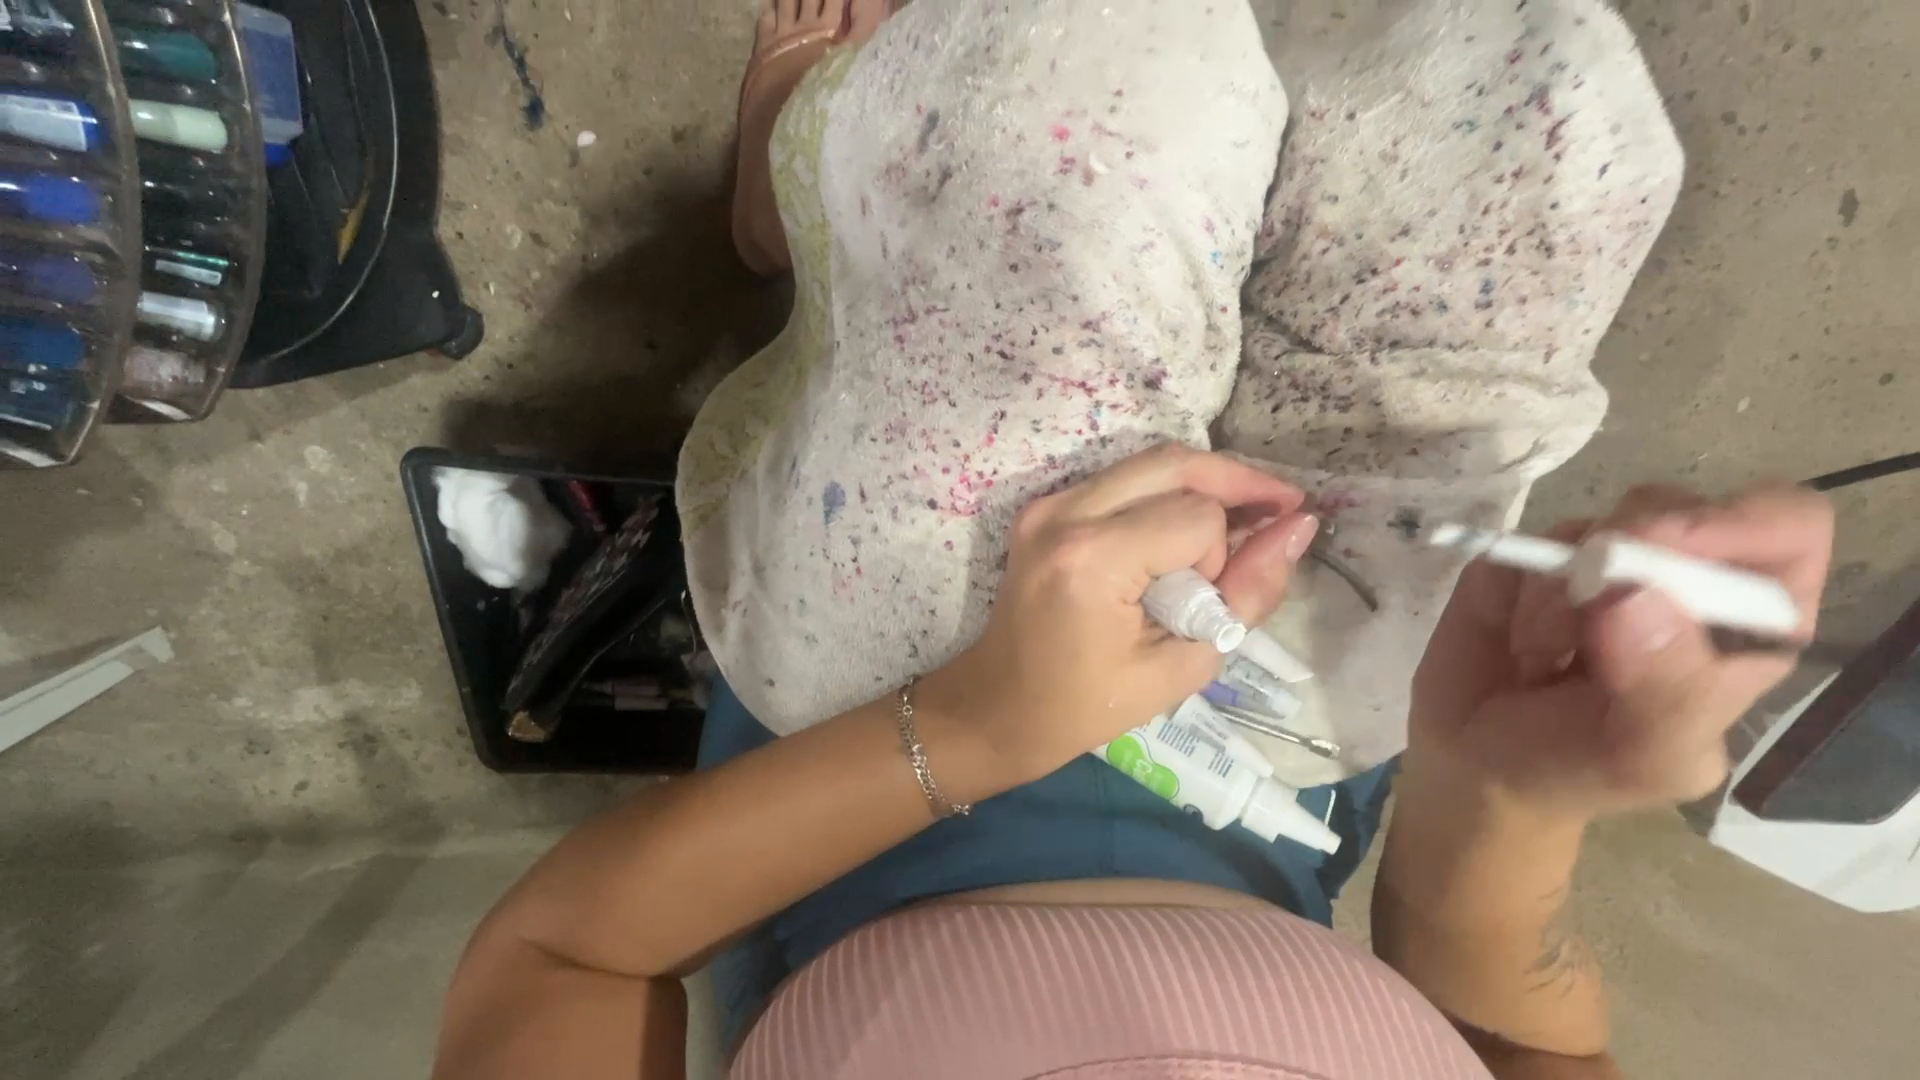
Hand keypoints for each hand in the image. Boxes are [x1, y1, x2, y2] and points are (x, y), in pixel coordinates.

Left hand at [918, 443, 1317, 785]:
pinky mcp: (1042, 507)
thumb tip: (1299, 528)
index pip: (1196, 514)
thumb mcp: (1182, 664)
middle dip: (1234, 484)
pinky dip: (1161, 494)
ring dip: (1200, 487)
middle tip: (1275, 515)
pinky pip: (1120, 479)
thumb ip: (1248, 594)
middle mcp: (1064, 513)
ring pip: (1149, 462)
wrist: (999, 705)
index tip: (1208, 596)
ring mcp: (1047, 504)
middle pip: (1175, 462)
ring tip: (1232, 530)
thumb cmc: (1088, 704)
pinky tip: (1180, 531)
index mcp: (1093, 559)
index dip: (1221, 551)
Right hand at [1410, 484, 1834, 819]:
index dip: (1731, 523)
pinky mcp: (1521, 562)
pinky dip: (1507, 592)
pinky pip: (1517, 546)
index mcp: (1743, 624)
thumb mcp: (1643, 755)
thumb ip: (1664, 688)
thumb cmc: (1576, 769)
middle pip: (1671, 509)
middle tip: (1584, 619)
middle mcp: (1677, 582)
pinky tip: (1507, 638)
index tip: (1655, 547)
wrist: (1476, 764)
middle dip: (1618, 563)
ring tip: (1541, 659)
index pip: (1781, 530)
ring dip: (1550, 597)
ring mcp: (1592, 566)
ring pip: (1584, 529)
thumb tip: (1627, 594)